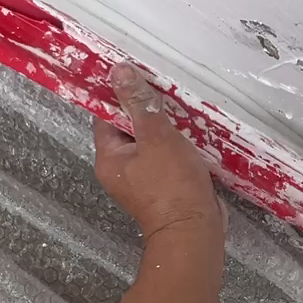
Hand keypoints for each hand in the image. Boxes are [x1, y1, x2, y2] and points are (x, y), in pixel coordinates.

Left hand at [93, 63, 224, 242]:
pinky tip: (195, 132)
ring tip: (184, 107)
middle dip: (149, 110)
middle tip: (167, 89)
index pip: (107, 116)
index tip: (139, 75)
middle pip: (131, 128)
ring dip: (168, 127)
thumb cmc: (172, 185)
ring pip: (153, 142)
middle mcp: (122, 169)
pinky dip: (180, 145)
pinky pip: (169, 158)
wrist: (195, 231)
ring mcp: (145, 180)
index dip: (121, 95)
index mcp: (109, 158)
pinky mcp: (167, 187)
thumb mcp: (156, 137)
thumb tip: (119, 71)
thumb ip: (139, 103)